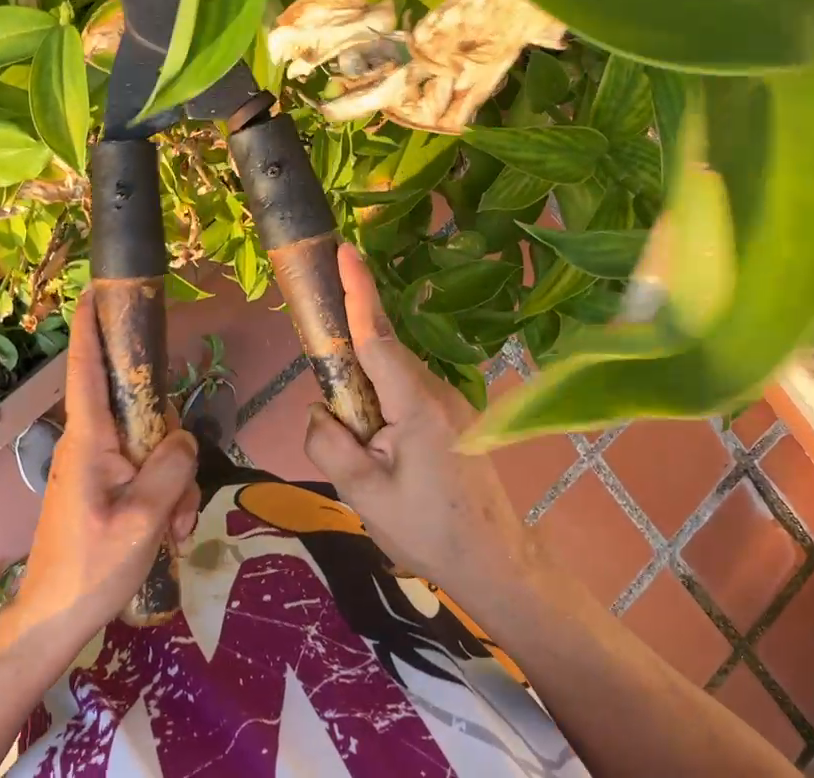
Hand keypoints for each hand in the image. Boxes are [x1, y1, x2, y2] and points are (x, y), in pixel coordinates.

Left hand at [15, 288, 199, 633]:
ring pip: (151, 448)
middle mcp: (91, 443)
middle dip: (172, 448)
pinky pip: (143, 474)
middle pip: (141, 413)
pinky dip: (163, 498)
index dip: (89, 326)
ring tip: (173, 528)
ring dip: (173, 484)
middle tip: (180, 500)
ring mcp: (96, 466)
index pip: (86, 367)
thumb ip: (172, 466)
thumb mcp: (146, 516)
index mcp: (90, 438)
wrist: (55, 617)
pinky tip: (167, 533)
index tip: (94, 290)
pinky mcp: (103, 487)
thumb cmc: (93, 564)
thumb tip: (184, 437)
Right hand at [302, 244, 539, 607]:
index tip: (344, 251)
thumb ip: (328, 442)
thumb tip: (319, 409)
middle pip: (378, 359)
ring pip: (389, 381)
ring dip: (365, 405)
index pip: (378, 336)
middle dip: (347, 376)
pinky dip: (382, 414)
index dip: (358, 292)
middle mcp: (437, 391)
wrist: (495, 563)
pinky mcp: (451, 418)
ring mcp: (449, 403)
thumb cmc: (428, 531)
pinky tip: (386, 464)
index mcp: (417, 404)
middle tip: (343, 432)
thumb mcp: (362, 494)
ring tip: (370, 469)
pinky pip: (403, 397)